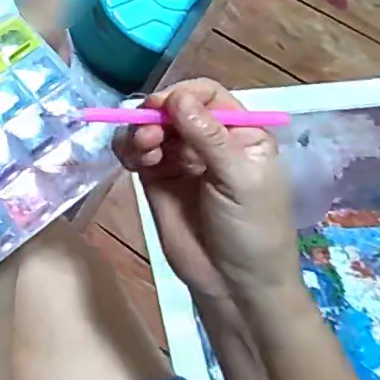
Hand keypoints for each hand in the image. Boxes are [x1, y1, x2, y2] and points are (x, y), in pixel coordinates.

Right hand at [114, 79, 297, 301]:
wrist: (232, 285)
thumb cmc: (252, 231)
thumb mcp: (240, 181)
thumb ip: (208, 137)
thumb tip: (176, 97)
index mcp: (240, 134)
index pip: (207, 95)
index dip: (183, 95)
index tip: (164, 108)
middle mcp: (207, 139)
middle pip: (172, 107)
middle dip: (155, 115)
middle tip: (148, 136)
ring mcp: (179, 157)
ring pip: (148, 125)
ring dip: (138, 131)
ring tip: (142, 153)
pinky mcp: (154, 175)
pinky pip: (133, 149)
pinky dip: (126, 148)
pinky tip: (132, 162)